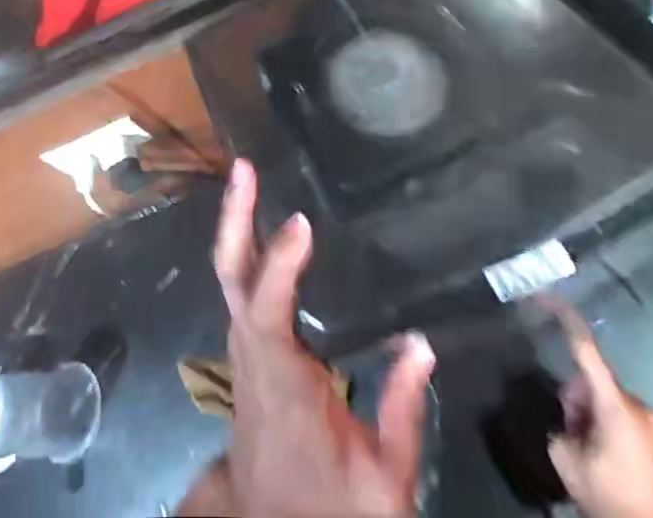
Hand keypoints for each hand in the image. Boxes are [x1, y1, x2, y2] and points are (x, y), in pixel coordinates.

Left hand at [211, 158, 437, 517]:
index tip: (301, 224)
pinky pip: (243, 293)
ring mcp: (245, 358)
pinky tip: (262, 224)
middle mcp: (253, 364)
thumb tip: (421, 342)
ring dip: (237, 228)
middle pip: (231, 284)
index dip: (278, 269)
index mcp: (284, 392)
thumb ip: (401, 413)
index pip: (267, 321)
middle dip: (234, 223)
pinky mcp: (251, 356)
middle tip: (244, 169)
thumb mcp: (383, 481)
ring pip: (231, 283)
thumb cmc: (332, 508)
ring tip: (249, 178)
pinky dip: (247, 252)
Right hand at [547, 301, 652, 517]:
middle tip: (576, 435)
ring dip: (611, 427)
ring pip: (629, 416)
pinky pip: (651, 438)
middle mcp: (647, 411)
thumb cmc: (617, 505)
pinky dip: (636, 446)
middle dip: (585, 404)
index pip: (588, 354)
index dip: (569, 323)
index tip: (554, 297)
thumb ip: (560, 438)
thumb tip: (569, 430)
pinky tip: (633, 479)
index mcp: (617, 407)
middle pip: (605, 392)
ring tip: (607, 466)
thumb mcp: (571, 472)